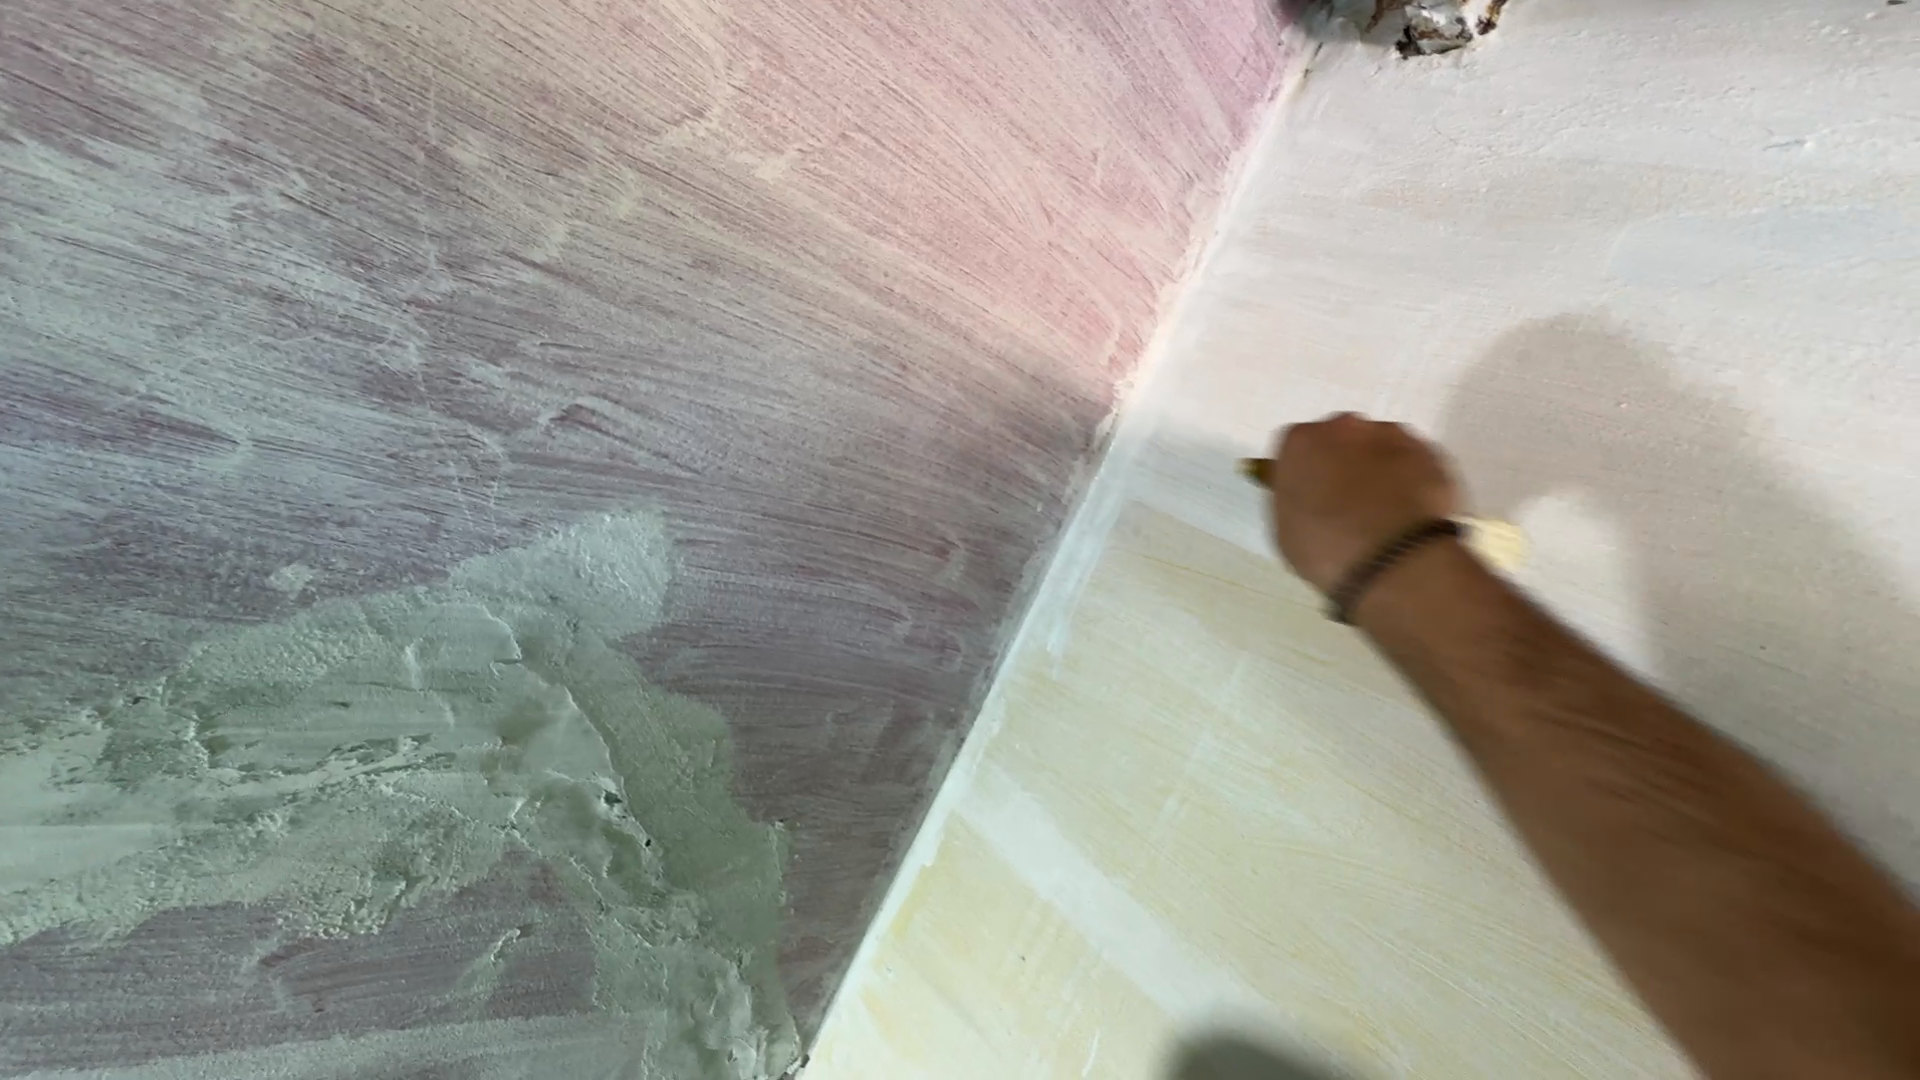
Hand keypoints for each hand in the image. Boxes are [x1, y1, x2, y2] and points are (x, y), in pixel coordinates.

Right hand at [1264, 413, 1461, 594]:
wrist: (1393, 559)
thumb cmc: (1324, 547)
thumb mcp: (1286, 526)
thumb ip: (1295, 497)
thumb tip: (1311, 493)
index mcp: (1301, 442)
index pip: (1297, 448)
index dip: (1306, 471)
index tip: (1312, 494)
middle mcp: (1344, 426)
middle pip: (1340, 438)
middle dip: (1342, 462)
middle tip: (1347, 499)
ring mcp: (1391, 435)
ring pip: (1379, 446)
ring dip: (1377, 467)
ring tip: (1383, 507)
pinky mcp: (1430, 452)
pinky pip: (1412, 461)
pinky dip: (1409, 478)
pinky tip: (1408, 509)